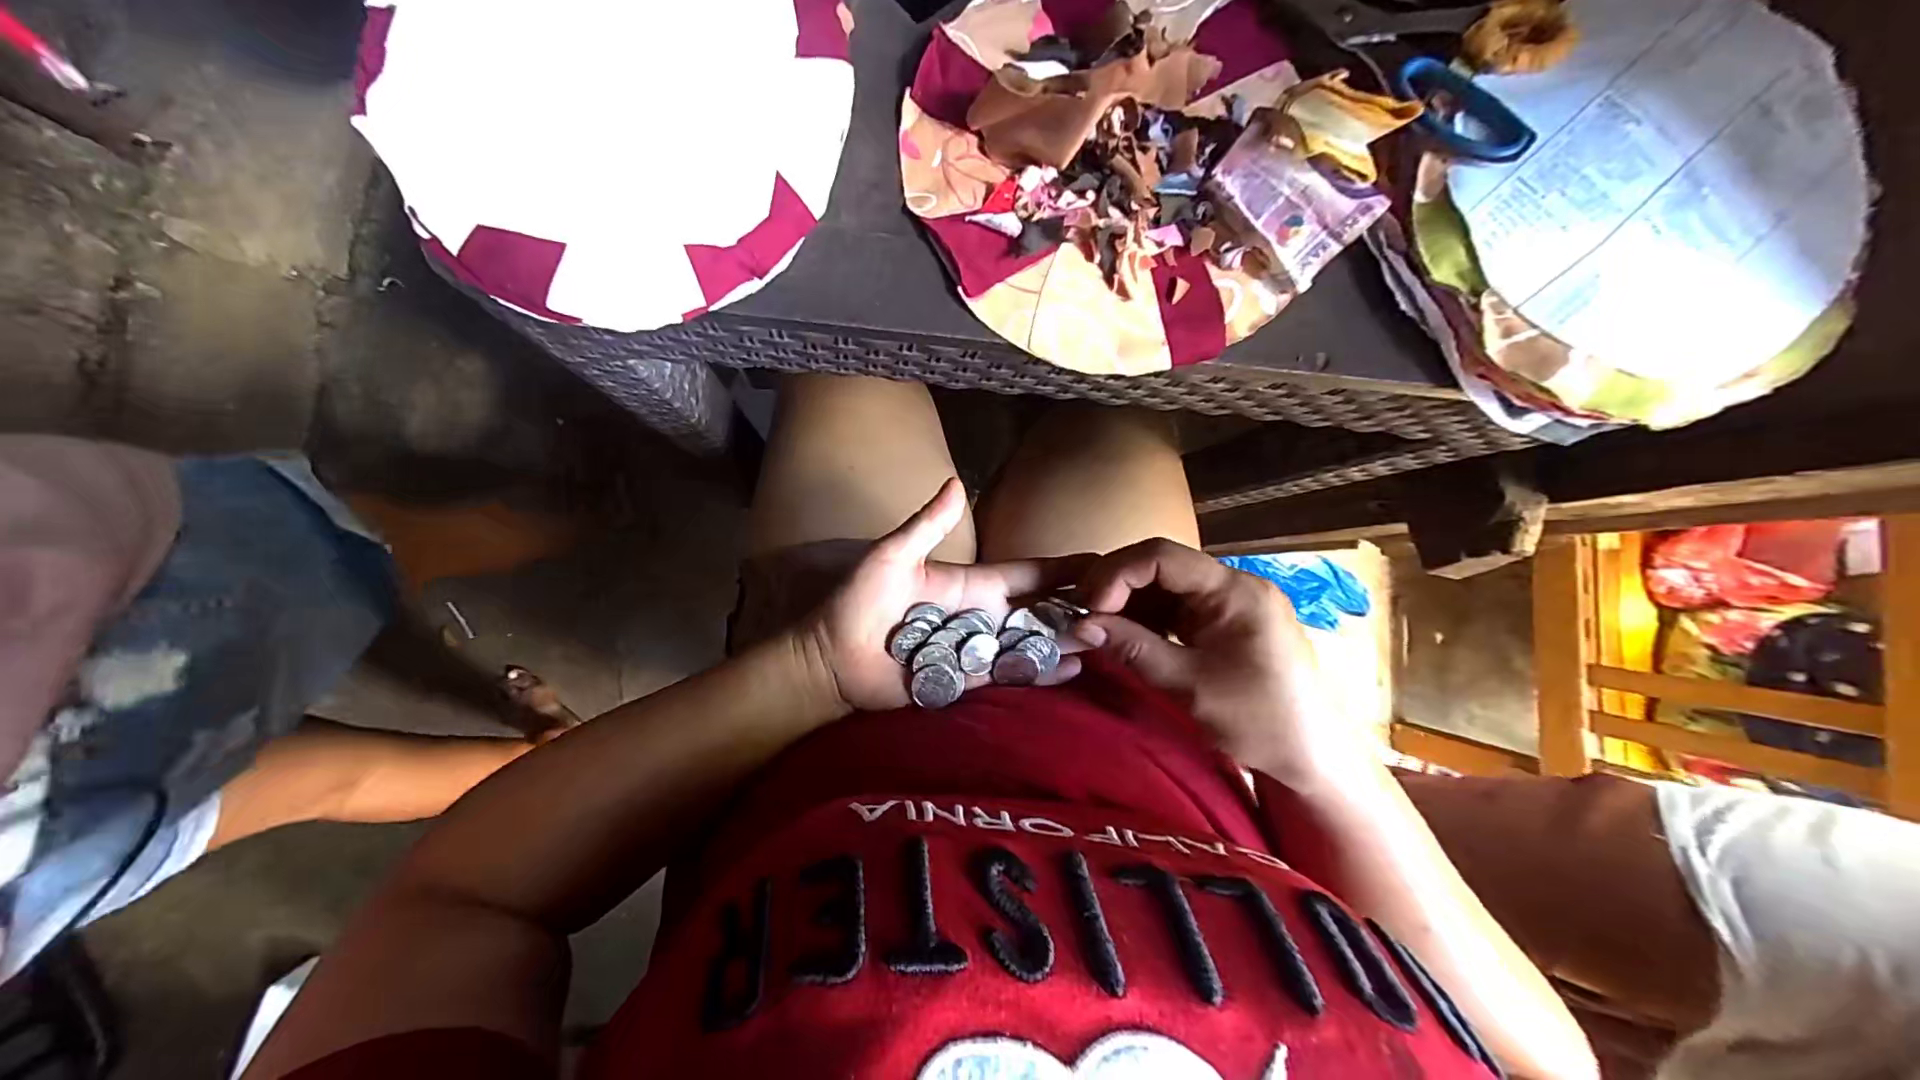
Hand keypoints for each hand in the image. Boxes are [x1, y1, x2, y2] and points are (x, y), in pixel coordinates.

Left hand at [800, 479, 1089, 712]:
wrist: (832, 657)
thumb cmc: (857, 602)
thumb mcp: (892, 556)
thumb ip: (927, 526)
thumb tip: (955, 483)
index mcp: (971, 583)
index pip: (1029, 573)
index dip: (1063, 568)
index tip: (1100, 561)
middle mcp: (983, 616)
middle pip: (1040, 610)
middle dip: (1076, 607)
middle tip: (1120, 606)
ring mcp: (979, 649)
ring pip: (1033, 643)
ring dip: (1066, 641)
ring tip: (1106, 640)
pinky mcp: (969, 679)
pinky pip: (1012, 675)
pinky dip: (1042, 672)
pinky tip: (1074, 669)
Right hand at [1073, 538, 1361, 783]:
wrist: (1312, 758)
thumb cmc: (1259, 722)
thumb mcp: (1189, 686)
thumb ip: (1133, 649)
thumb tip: (1079, 625)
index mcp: (1235, 590)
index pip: (1162, 556)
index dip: (1117, 574)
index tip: (1089, 607)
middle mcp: (1234, 584)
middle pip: (1161, 565)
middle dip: (1117, 585)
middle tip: (1083, 614)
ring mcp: (1231, 602)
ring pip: (1165, 585)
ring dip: (1128, 602)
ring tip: (1096, 625)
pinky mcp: (1225, 621)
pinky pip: (1177, 606)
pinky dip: (1146, 617)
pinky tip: (1124, 633)